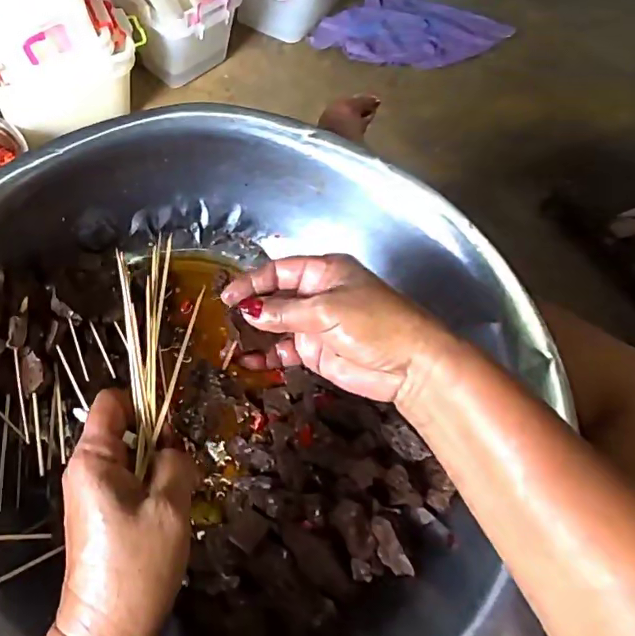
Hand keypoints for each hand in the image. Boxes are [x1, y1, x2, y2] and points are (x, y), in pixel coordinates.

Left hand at [47, 390, 194, 635]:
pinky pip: (129, 480)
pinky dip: (152, 484)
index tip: (173, 418)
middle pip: (123, 427)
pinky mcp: (101, 514)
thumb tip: (175, 447)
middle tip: (185, 456)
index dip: (143, 399)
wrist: (105, 635)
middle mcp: (86, 469)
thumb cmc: (136, 566)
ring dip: (159, 463)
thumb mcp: (169, 507)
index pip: (111, 401)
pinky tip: (171, 507)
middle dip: (157, 435)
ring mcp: (92, 492)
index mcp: (93, 459)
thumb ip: (176, 462)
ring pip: (131, 455)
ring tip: (182, 485)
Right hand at [219, 254, 464, 406]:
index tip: (228, 295)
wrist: (410, 365)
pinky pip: (285, 350)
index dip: (252, 281)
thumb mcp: (327, 311)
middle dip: (251, 306)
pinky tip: (250, 362)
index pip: (279, 270)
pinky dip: (268, 356)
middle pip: (275, 296)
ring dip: (255, 333)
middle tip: (223, 320)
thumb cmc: (376, 323)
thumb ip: (285, 311)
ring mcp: (316, 323)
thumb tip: (250, 310)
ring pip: (276, 324)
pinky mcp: (317, 350)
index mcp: (324, 271)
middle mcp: (317, 293)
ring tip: (230, 343)